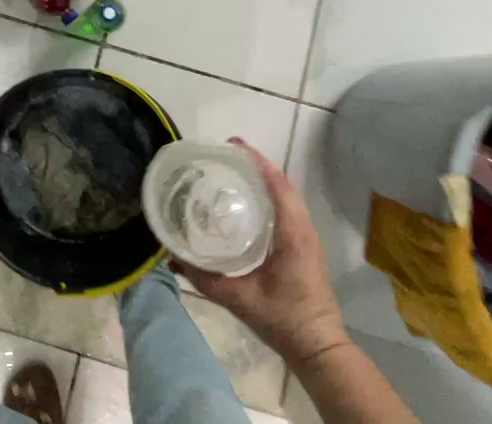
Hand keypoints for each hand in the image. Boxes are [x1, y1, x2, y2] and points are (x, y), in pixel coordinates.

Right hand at [171, 139, 349, 366]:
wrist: (318, 346)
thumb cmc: (283, 320)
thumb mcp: (240, 300)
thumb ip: (205, 279)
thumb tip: (172, 256)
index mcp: (293, 234)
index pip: (277, 185)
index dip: (256, 162)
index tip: (231, 145)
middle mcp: (303, 228)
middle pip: (280, 184)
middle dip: (255, 165)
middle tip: (224, 154)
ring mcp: (306, 236)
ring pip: (285, 195)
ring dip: (263, 178)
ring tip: (232, 170)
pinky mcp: (304, 244)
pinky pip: (286, 208)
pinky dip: (269, 194)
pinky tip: (248, 200)